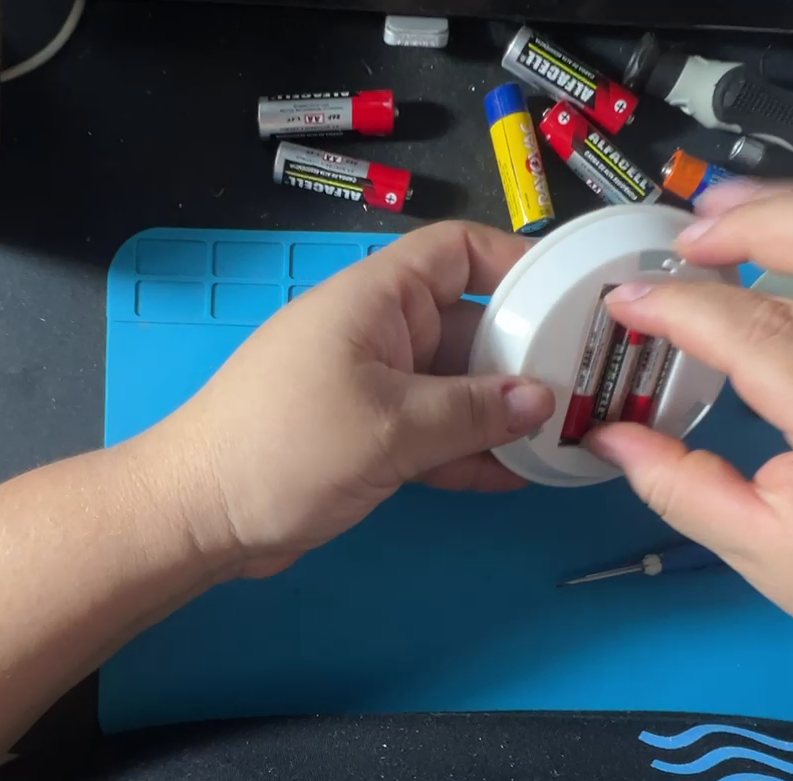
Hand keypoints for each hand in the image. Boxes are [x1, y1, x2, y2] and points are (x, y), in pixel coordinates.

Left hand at [145, 221, 556, 577]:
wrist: (201, 516)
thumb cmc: (286, 447)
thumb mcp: (388, 425)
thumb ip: (469, 412)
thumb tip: (541, 400)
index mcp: (377, 300)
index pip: (458, 252)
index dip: (517, 263)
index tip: (574, 297)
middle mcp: (380, 336)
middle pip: (468, 328)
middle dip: (525, 356)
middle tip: (591, 386)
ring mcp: (372, 391)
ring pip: (454, 391)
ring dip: (502, 415)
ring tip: (566, 438)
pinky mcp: (367, 440)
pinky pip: (430, 436)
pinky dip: (466, 452)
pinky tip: (514, 475)